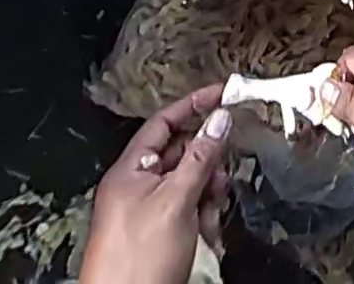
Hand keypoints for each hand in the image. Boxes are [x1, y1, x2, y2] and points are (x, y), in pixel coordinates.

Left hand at [80, 85, 231, 283]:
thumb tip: (221, 117)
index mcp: (129, 173)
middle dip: (208, 157)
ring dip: (209, 186)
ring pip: (191, 176)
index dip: (193, 104)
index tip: (225, 93)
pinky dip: (204, 208)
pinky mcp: (160, 227)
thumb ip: (201, 155)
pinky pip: (190, 201)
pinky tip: (207, 225)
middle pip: (182, 150)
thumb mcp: (177, 200)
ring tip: (212, 206)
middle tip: (222, 170)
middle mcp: (136, 186)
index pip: (163, 123)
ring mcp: (147, 208)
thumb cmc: (140, 260)